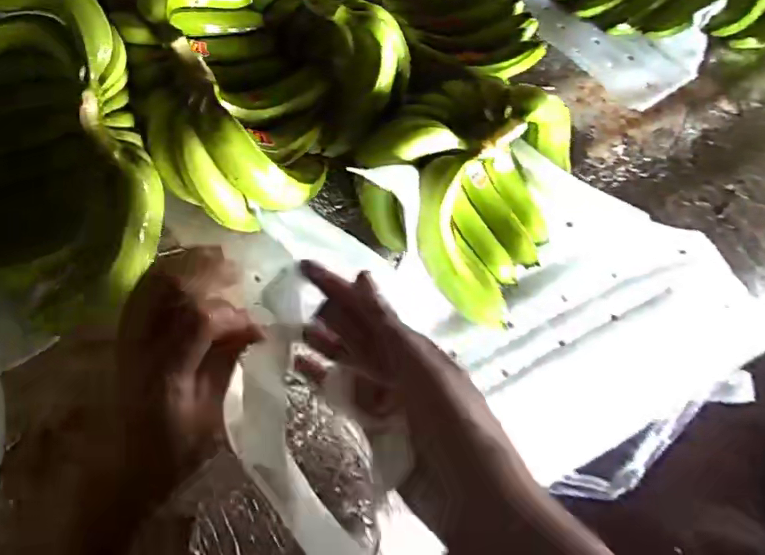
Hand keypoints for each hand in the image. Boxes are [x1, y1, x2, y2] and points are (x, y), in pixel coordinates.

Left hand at [116, 248, 264, 502]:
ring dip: (186, 261)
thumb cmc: (175, 450)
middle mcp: (141, 344)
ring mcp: (128, 333)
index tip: (256, 326)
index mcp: (166, 372)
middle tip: (237, 270)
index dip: (232, 315)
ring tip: (215, 256)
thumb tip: (253, 326)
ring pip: (154, 279)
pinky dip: (167, 269)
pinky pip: (143, 286)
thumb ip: (228, 362)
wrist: (127, 466)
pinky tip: (187, 264)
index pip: (199, 319)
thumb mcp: (212, 416)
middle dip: (208, 271)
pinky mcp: (124, 329)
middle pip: (172, 287)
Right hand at [300, 261, 612, 554]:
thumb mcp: (420, 365)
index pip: (369, 309)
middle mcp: (398, 368)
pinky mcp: (375, 431)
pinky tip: (299, 369)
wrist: (476, 499)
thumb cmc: (453, 420)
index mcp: (413, 348)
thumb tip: (362, 276)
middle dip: (327, 315)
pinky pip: (344, 398)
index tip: (305, 266)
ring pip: (347, 364)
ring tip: (288, 330)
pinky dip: (323, 382)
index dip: (338, 287)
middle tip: (288, 297)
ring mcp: (386, 400)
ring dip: (321, 346)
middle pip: (356, 334)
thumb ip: (386, 325)